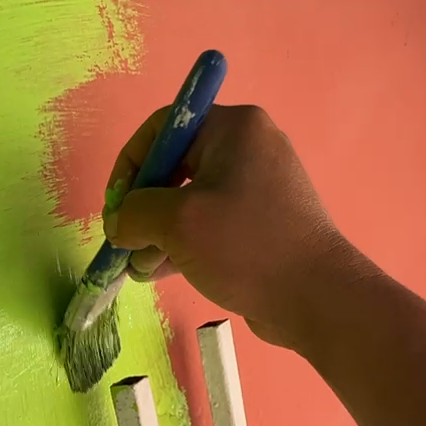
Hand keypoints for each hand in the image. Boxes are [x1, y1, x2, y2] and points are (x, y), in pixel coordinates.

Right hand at [102, 104, 360, 350]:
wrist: (312, 295)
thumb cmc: (244, 246)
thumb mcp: (178, 223)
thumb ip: (135, 214)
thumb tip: (119, 224)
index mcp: (232, 129)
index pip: (164, 129)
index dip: (129, 166)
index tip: (114, 208)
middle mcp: (247, 149)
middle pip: (174, 169)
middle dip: (142, 210)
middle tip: (125, 244)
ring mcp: (255, 189)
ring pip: (188, 203)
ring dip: (157, 235)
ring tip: (140, 269)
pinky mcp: (259, 225)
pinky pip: (208, 226)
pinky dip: (182, 246)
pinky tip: (160, 273)